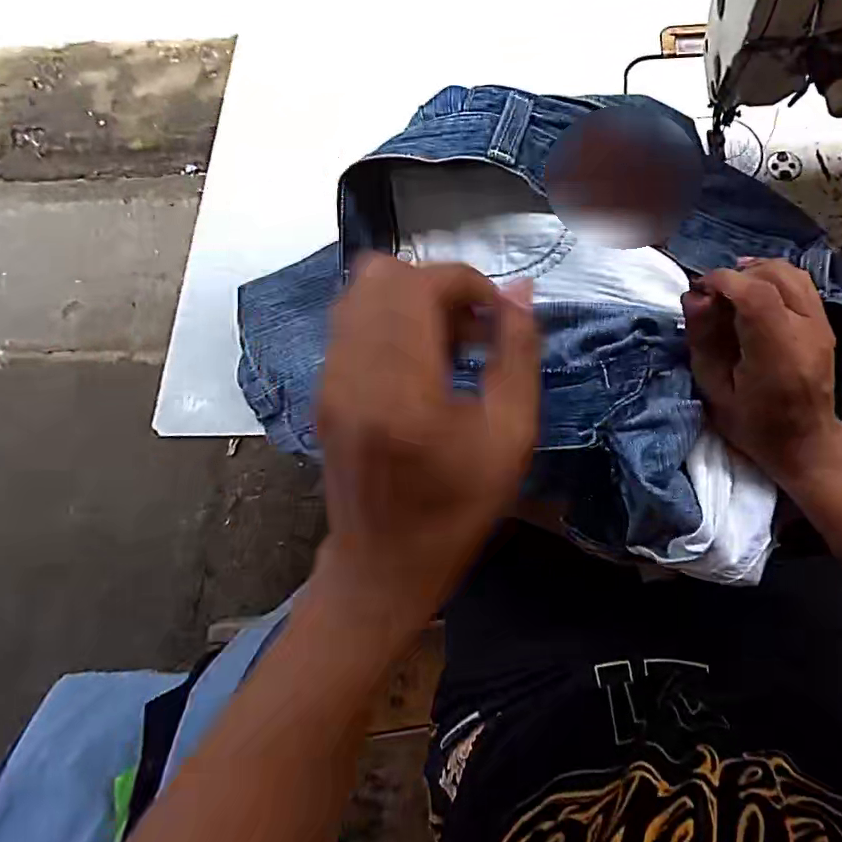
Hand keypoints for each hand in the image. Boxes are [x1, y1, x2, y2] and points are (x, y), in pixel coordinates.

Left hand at [315, 255, 539, 629]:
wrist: (382, 566)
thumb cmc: (457, 510)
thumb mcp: (511, 437)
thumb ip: (518, 354)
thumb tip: (520, 291)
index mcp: (403, 389)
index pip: (420, 286)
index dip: (467, 282)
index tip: (496, 314)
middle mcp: (353, 372)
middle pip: (382, 275)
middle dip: (437, 284)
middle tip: (472, 325)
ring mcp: (329, 379)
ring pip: (361, 292)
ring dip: (411, 299)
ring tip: (448, 342)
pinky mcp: (322, 387)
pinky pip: (351, 321)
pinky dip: (389, 320)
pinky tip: (419, 361)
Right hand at [682, 258, 841, 490]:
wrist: (805, 442)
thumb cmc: (753, 424)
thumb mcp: (714, 389)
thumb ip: (703, 339)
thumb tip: (695, 296)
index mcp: (777, 352)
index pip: (754, 293)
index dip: (722, 281)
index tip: (699, 290)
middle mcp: (806, 331)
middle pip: (773, 275)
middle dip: (736, 275)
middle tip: (713, 295)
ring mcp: (821, 324)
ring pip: (790, 273)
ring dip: (756, 273)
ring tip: (732, 290)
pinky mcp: (825, 323)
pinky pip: (800, 284)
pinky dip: (773, 279)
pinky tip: (754, 292)